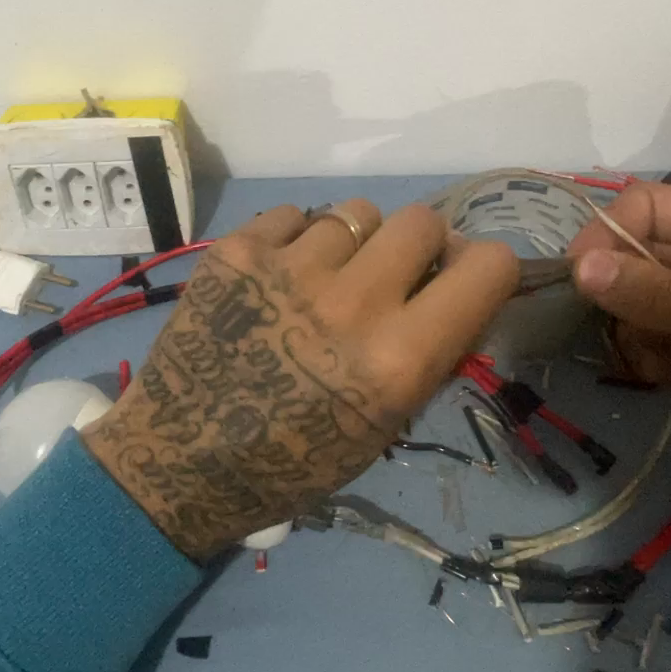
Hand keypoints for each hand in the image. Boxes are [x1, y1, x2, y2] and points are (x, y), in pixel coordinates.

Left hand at [81, 201, 518, 559]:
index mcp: (399, 358)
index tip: (461, 280)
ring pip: (357, 212)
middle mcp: (352, 303)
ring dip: (355, 242)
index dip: (482, 268)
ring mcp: (289, 268)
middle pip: (421, 221)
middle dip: (420, 246)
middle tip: (393, 275)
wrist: (183, 457)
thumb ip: (431, 351)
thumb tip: (459, 290)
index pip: (487, 265)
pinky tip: (278, 277)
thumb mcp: (384, 424)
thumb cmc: (294, 460)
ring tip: (326, 277)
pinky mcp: (236, 250)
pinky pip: (296, 215)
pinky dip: (297, 240)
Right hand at [568, 183, 670, 530]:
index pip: (652, 206)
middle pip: (641, 253)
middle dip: (623, 292)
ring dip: (637, 330)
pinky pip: (655, 336)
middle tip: (621, 331)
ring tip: (662, 361)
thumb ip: (655, 292)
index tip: (578, 279)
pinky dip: (652, 356)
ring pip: (640, 299)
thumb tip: (579, 267)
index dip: (609, 234)